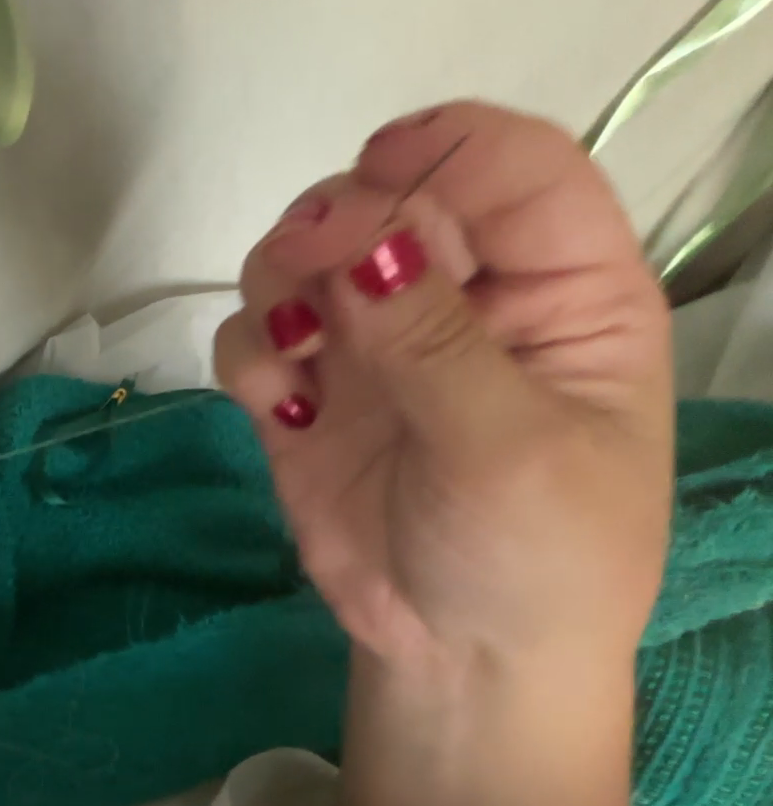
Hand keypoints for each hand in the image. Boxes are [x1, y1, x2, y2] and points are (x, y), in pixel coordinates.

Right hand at [214, 101, 672, 675]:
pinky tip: (277, 407)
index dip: (440, 154)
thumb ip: (431, 338)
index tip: (371, 183)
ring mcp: (366, 351)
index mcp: (557, 290)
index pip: (507, 170)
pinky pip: (250, 341)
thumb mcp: (506, 445)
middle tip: (313, 292)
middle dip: (331, 231)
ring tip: (294, 362)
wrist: (452, 651)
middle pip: (375, 204)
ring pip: (295, 265)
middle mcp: (453, 302)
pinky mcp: (299, 400)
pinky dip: (248, 358)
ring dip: (276, 292)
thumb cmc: (532, 552)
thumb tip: (360, 235)